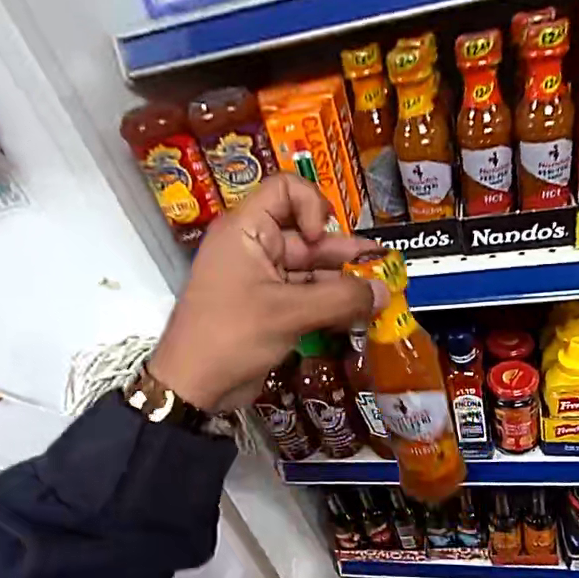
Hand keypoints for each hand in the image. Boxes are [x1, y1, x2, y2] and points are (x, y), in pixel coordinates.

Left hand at [150, 174, 386, 409]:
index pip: (286, 189)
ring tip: (379, 296)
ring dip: (344, 281)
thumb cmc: (231, 336)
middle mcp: (256, 246)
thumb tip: (385, 292)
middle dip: (345, 252)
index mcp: (247, 231)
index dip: (312, 205)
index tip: (322, 238)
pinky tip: (359, 315)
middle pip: (308, 235)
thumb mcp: (288, 313)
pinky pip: (308, 293)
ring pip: (312, 267)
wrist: (192, 388)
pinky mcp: (270, 305)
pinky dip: (332, 302)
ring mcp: (263, 277)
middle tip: (382, 268)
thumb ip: (341, 300)